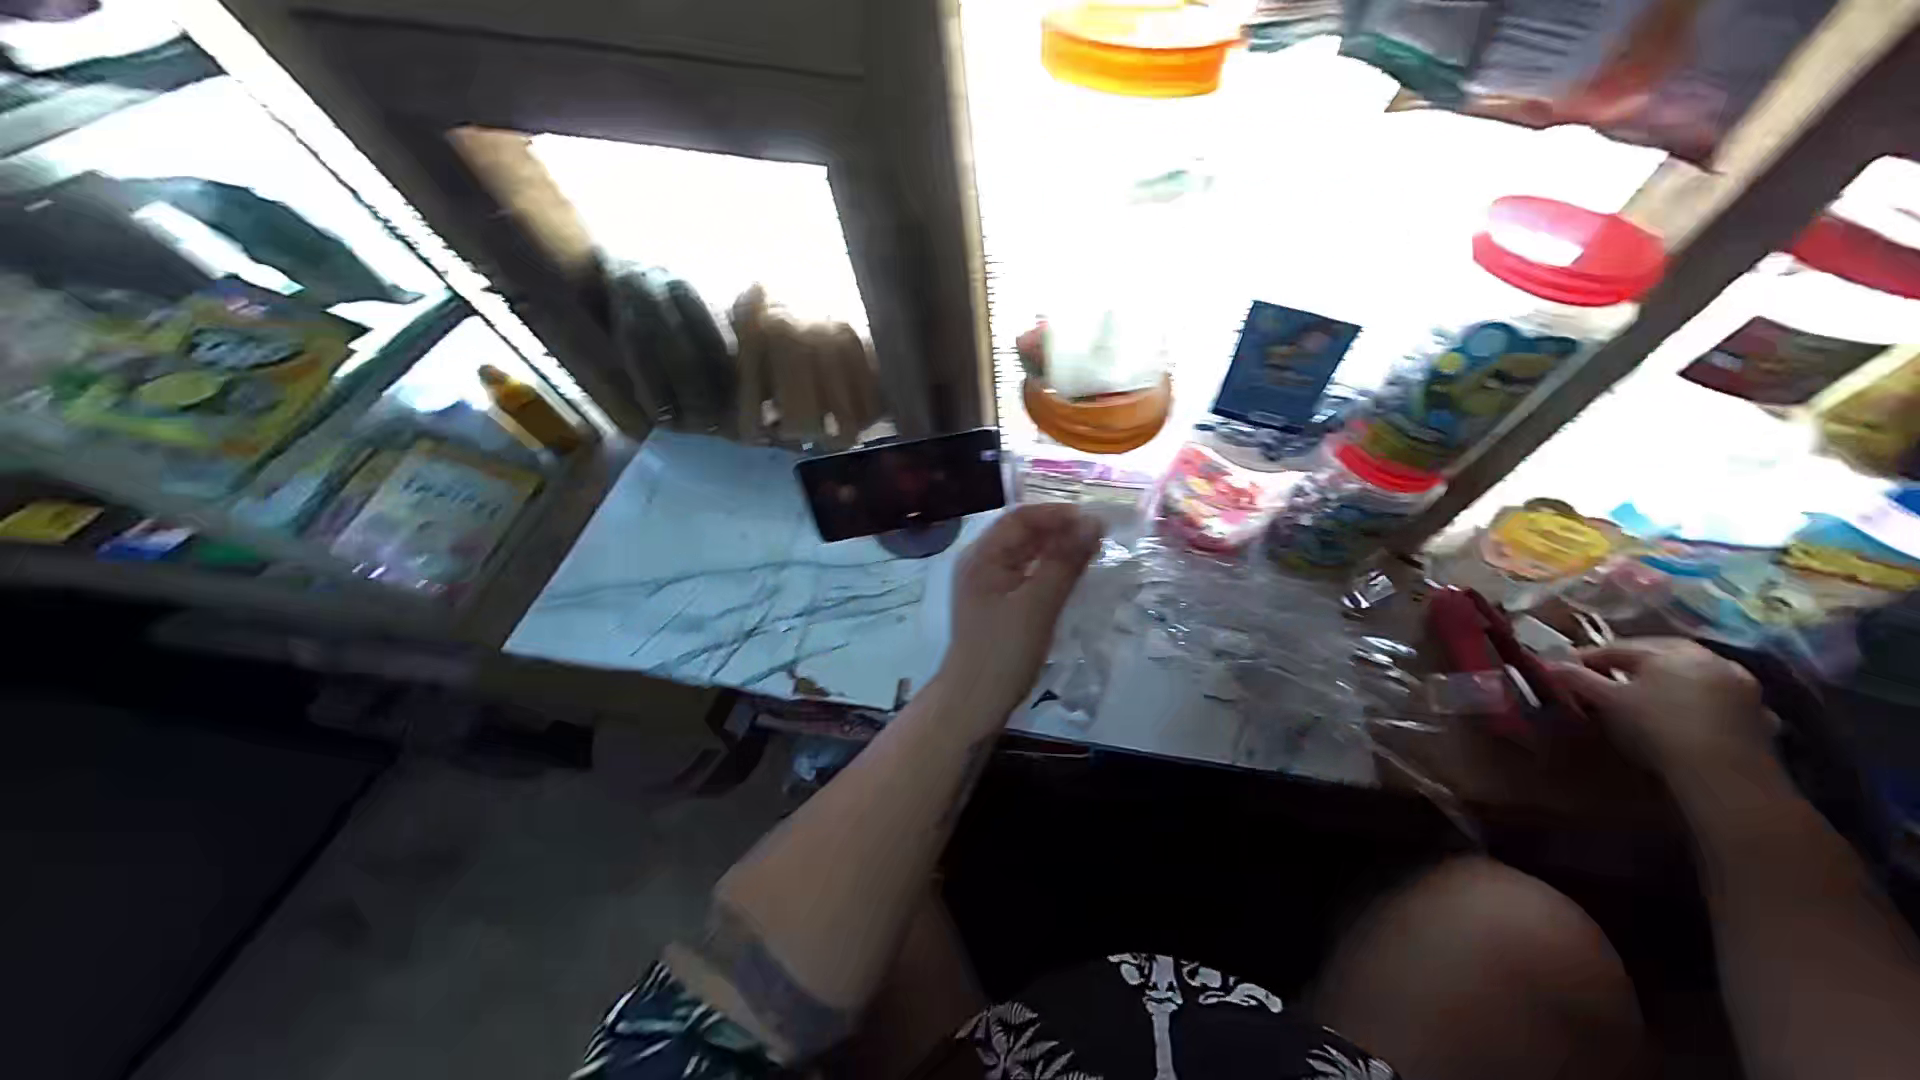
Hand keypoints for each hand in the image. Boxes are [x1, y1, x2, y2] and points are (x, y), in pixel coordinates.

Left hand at [938, 504, 1102, 718]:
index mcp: (982, 556)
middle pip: (1022, 534)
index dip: (1057, 514)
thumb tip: (1093, 523)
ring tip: (1091, 553)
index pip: (1020, 518)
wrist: (975, 702)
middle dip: (1059, 531)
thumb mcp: (1039, 604)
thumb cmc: (1003, 651)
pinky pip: (1025, 576)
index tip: (1094, 520)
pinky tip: (1071, 577)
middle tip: (1099, 537)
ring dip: (1056, 550)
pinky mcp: (997, 606)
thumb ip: (1065, 561)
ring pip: (1025, 556)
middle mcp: (980, 564)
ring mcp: (987, 586)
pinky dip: (1048, 571)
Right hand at [1556, 637, 1774, 777]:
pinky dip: (1698, 695)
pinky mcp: (1758, 711)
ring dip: (1667, 675)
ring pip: (1692, 670)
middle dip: (1630, 659)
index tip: (1566, 667)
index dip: (1588, 657)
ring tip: (1643, 690)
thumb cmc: (1656, 728)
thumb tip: (1551, 665)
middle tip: (1603, 673)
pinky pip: (1718, 693)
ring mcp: (1741, 684)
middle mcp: (1710, 658)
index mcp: (1669, 652)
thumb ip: (1577, 679)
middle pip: (1660, 651)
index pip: (1617, 647)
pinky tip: (1686, 708)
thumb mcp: (1607, 702)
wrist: (1725, 775)